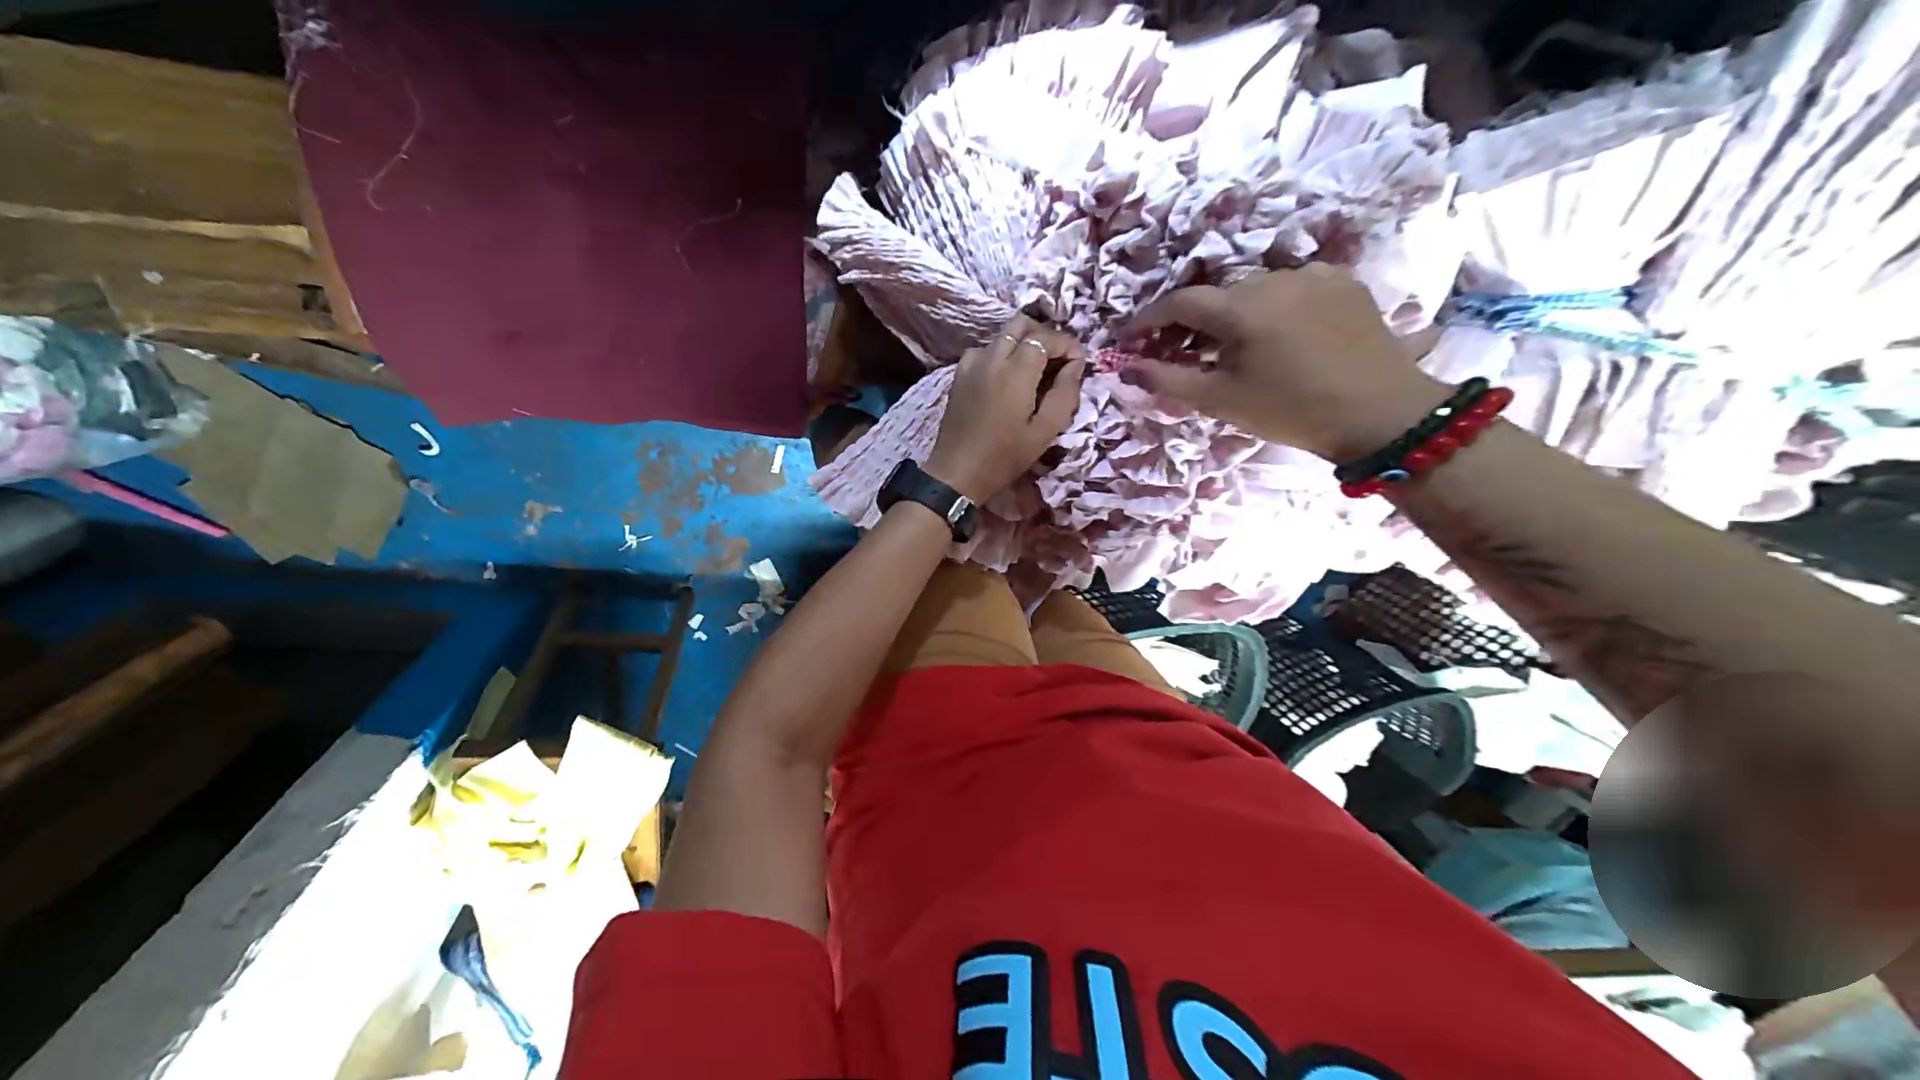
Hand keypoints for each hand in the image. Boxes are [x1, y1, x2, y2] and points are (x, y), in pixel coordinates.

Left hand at [925, 316, 1085, 501]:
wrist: (957, 472)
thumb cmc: (1005, 456)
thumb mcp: (1045, 431)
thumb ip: (1065, 394)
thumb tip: (1076, 364)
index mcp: (1016, 371)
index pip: (1046, 337)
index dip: (1067, 345)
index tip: (1079, 362)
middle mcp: (992, 357)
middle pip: (1022, 324)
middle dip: (1045, 335)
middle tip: (1058, 358)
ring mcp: (972, 363)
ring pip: (1002, 335)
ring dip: (1023, 342)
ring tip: (1036, 367)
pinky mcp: (959, 374)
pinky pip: (985, 349)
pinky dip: (1002, 353)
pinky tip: (1007, 375)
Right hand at [1122, 265, 1448, 461]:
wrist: (1380, 414)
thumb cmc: (1291, 410)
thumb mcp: (1221, 401)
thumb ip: (1168, 379)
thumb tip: (1126, 366)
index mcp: (1240, 307)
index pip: (1178, 302)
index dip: (1149, 321)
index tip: (1133, 342)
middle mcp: (1273, 278)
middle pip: (1217, 295)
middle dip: (1193, 323)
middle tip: (1183, 354)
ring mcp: (1312, 275)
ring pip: (1255, 290)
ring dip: (1236, 315)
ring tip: (1237, 348)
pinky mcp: (1344, 281)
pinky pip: (1293, 288)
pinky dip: (1275, 308)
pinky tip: (1280, 336)